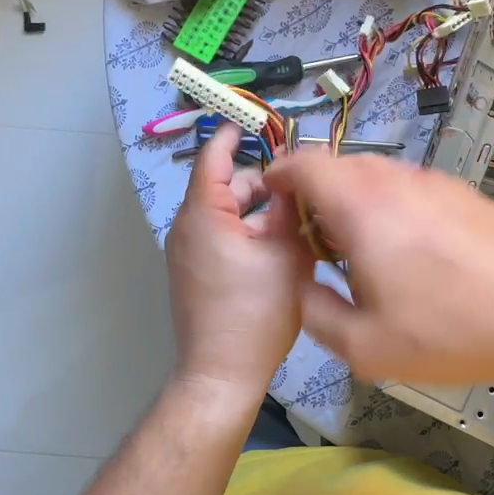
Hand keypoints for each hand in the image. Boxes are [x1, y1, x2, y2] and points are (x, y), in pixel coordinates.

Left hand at [164, 125, 313, 401]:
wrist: (221, 374)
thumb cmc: (256, 312)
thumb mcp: (286, 255)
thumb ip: (291, 211)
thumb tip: (295, 181)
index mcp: (204, 214)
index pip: (215, 156)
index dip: (236, 134)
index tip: (260, 120)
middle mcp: (187, 226)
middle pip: (228, 186)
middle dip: (265, 185)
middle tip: (305, 191)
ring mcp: (187, 252)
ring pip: (228, 215)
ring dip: (261, 213)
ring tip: (299, 225)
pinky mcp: (193, 273)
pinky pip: (221, 238)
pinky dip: (248, 234)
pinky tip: (281, 250)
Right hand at [264, 151, 493, 386]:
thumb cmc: (450, 332)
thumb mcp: (364, 346)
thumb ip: (314, 312)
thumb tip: (300, 286)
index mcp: (362, 205)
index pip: (304, 163)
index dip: (278, 175)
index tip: (270, 200)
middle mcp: (398, 180)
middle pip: (340, 167)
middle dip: (315, 195)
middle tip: (316, 242)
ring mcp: (439, 183)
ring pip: (379, 177)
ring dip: (356, 203)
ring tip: (363, 254)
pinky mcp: (468, 195)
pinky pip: (413, 189)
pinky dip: (393, 208)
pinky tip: (412, 256)